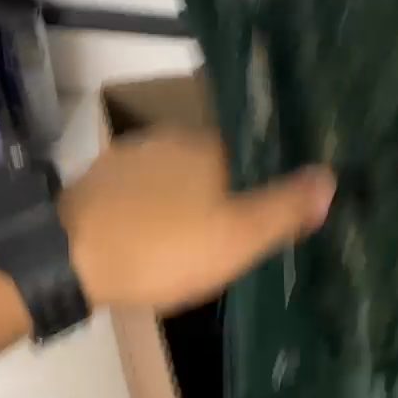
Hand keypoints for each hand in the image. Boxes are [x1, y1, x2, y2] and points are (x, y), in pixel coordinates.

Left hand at [62, 129, 334, 309]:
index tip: (265, 220)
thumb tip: (330, 179)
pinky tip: (147, 240)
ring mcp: (128, 158)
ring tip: (187, 244)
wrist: (67, 258)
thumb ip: (285, 209)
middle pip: (212, 165)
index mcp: (209, 147)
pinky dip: (151, 211)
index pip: (252, 156)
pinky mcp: (97, 182)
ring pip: (173, 178)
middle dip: (223, 195)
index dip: (263, 188)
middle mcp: (169, 139)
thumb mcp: (238, 237)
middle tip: (229, 240)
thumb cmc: (163, 249)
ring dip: (185, 203)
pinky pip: (140, 193)